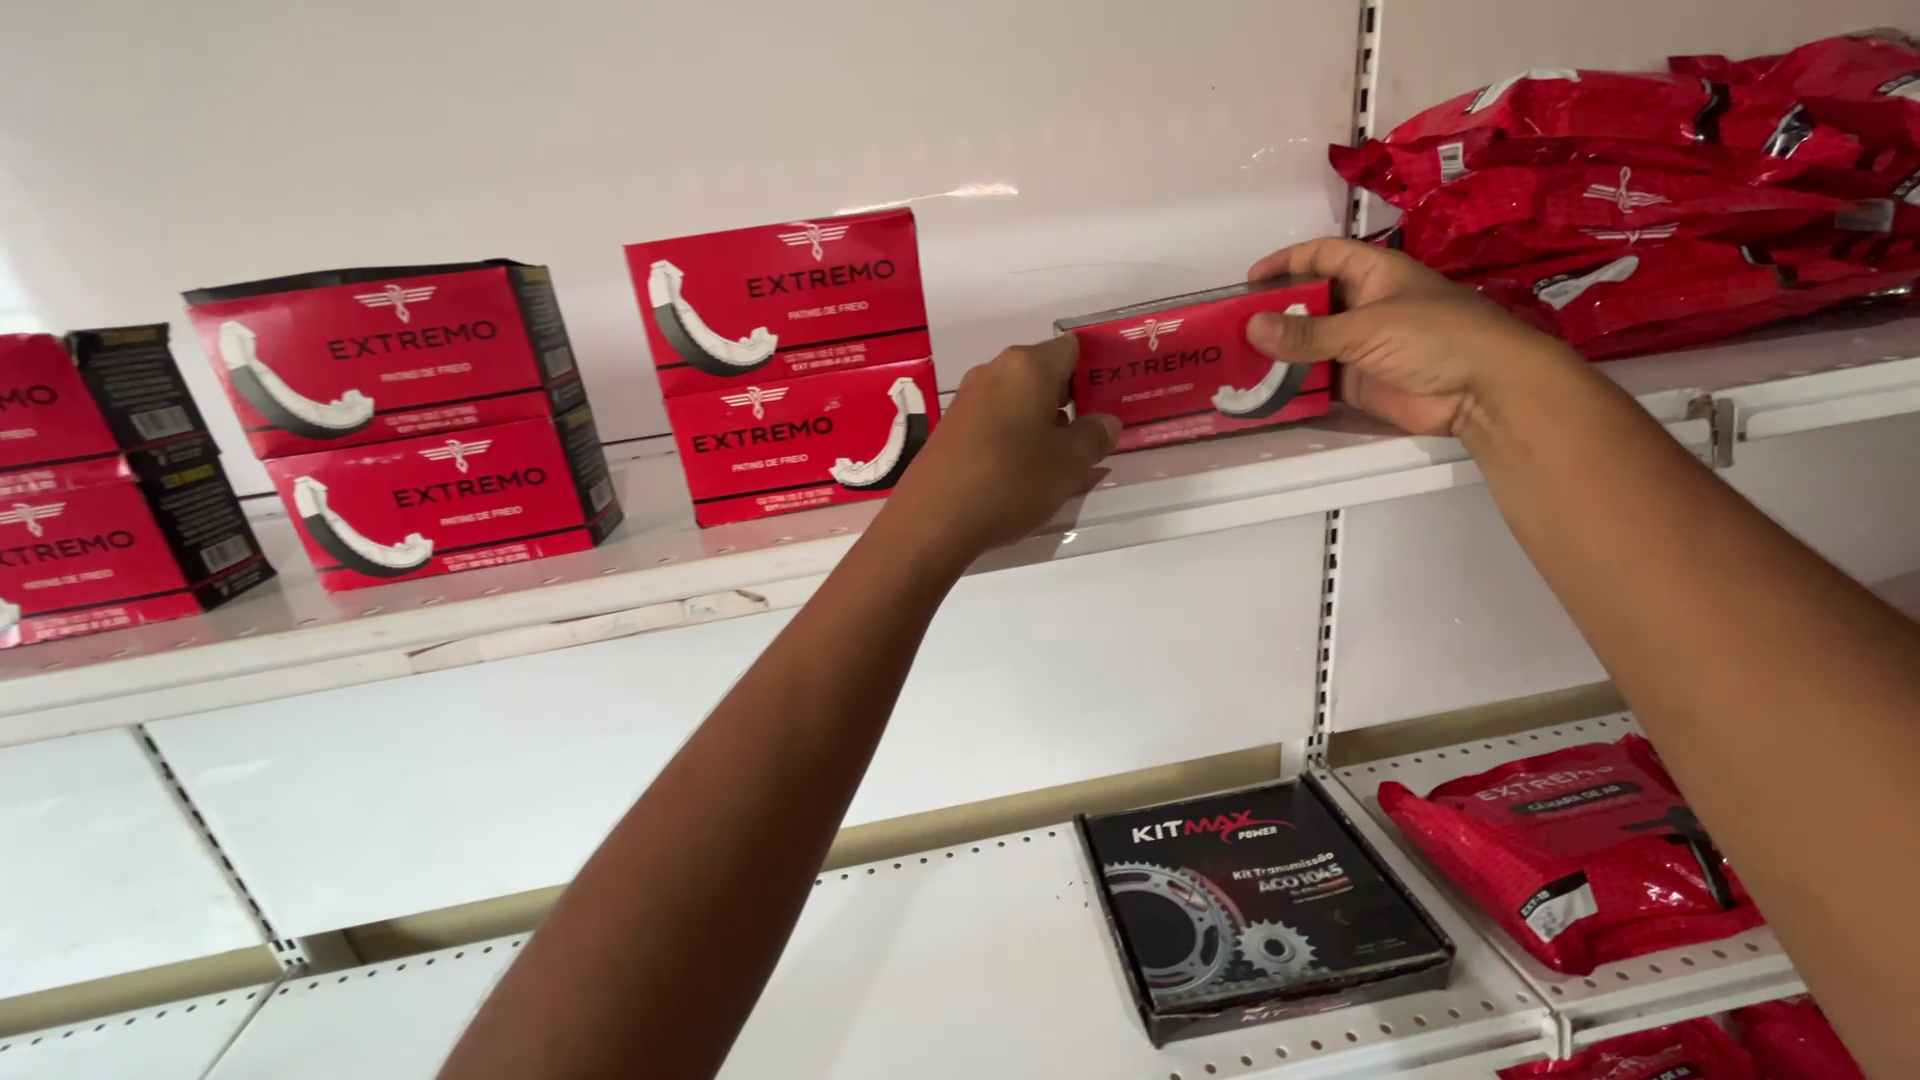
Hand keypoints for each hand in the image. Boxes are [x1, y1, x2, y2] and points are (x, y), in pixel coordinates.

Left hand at [884, 335, 1119, 559]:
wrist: (933, 520)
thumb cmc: (1011, 480)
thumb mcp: (1068, 463)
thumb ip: (1094, 437)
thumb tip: (1106, 422)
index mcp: (1026, 367)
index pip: (1071, 349)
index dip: (1095, 369)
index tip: (1112, 397)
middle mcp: (993, 373)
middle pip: (1044, 377)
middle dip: (1072, 403)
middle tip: (1096, 436)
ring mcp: (968, 402)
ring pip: (1020, 405)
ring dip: (1045, 427)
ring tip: (1068, 465)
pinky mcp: (952, 432)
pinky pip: (997, 428)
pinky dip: (1018, 443)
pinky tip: (1030, 478)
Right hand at [1244, 238, 1581, 436]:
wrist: (1483, 391)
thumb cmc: (1435, 336)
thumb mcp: (1367, 327)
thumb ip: (1308, 333)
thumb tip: (1251, 327)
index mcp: (1375, 274)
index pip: (1325, 255)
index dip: (1289, 260)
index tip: (1250, 278)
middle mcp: (1365, 307)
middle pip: (1311, 302)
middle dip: (1275, 311)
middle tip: (1234, 324)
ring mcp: (1362, 347)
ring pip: (1310, 344)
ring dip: (1279, 351)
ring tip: (1238, 358)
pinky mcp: (1359, 383)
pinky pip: (1317, 379)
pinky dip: (1292, 383)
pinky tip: (1262, 388)